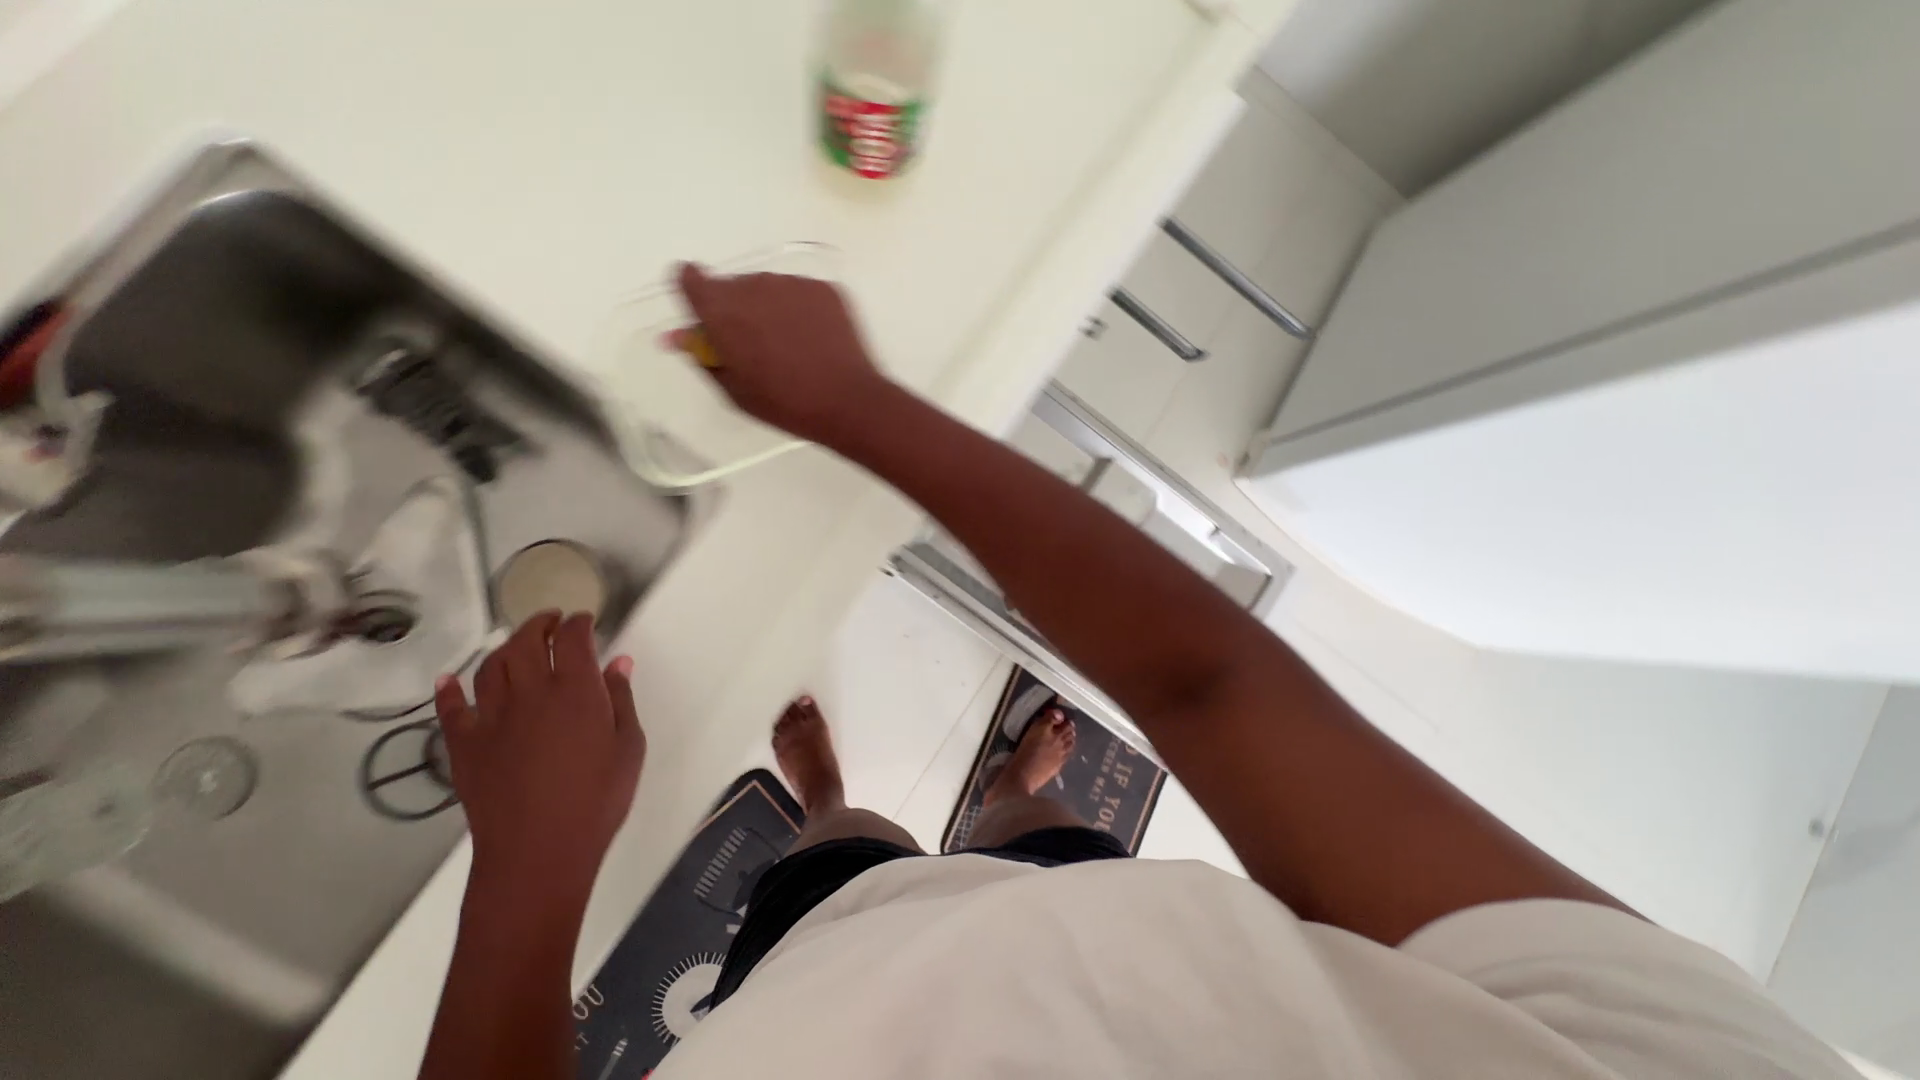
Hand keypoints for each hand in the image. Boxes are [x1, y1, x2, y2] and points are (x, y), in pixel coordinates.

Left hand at [434, 612, 644, 898]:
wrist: (538, 851)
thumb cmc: (597, 800)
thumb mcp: (629, 748)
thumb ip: (621, 701)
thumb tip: (618, 663)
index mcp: (575, 690)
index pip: (572, 639)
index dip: (578, 623)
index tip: (584, 620)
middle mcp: (530, 692)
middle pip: (526, 642)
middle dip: (538, 624)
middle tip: (549, 621)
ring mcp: (491, 717)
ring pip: (490, 667)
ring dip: (503, 649)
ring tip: (514, 645)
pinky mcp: (464, 744)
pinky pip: (451, 708)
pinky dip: (449, 690)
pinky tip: (448, 680)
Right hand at [672, 263, 890, 444]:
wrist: (847, 401)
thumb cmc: (783, 403)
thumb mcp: (732, 389)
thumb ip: (702, 355)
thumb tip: (678, 335)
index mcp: (721, 311)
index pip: (689, 278)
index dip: (693, 291)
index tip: (704, 311)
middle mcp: (753, 286)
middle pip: (731, 286)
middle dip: (734, 309)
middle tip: (754, 346)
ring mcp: (791, 283)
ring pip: (767, 288)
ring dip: (768, 308)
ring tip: (787, 347)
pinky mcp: (823, 288)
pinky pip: (799, 293)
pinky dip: (799, 310)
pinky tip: (812, 341)